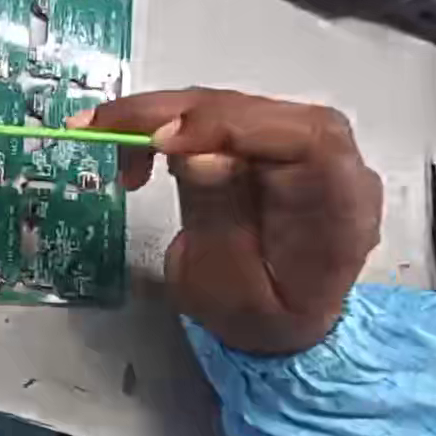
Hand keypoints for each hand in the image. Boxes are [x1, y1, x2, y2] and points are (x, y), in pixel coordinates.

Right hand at [83, 89, 383, 355]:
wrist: (274, 328)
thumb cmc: (258, 319)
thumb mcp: (230, 287)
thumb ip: (219, 220)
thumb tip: (198, 154)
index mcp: (337, 205)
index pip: (301, 138)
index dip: (228, 127)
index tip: (159, 142)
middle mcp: (326, 166)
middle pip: (253, 110)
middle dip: (169, 112)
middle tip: (98, 125)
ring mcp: (290, 153)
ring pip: (222, 107)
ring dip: (154, 116)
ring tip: (101, 136)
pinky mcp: (256, 150)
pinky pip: (208, 121)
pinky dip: (161, 126)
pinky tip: (135, 153)